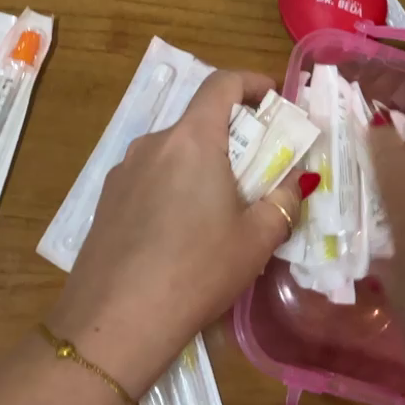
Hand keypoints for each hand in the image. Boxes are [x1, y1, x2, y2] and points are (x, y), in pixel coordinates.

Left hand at [48, 70, 305, 396]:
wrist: (113, 323)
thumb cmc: (196, 271)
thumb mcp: (255, 240)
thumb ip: (282, 202)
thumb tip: (296, 182)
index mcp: (192, 139)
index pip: (221, 83)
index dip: (251, 81)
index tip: (273, 98)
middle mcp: (154, 143)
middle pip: (198, 120)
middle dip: (233, 134)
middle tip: (259, 168)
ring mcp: (124, 170)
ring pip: (174, 151)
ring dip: (202, 163)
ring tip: (221, 208)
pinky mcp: (107, 199)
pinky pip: (151, 177)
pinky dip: (174, 185)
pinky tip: (181, 233)